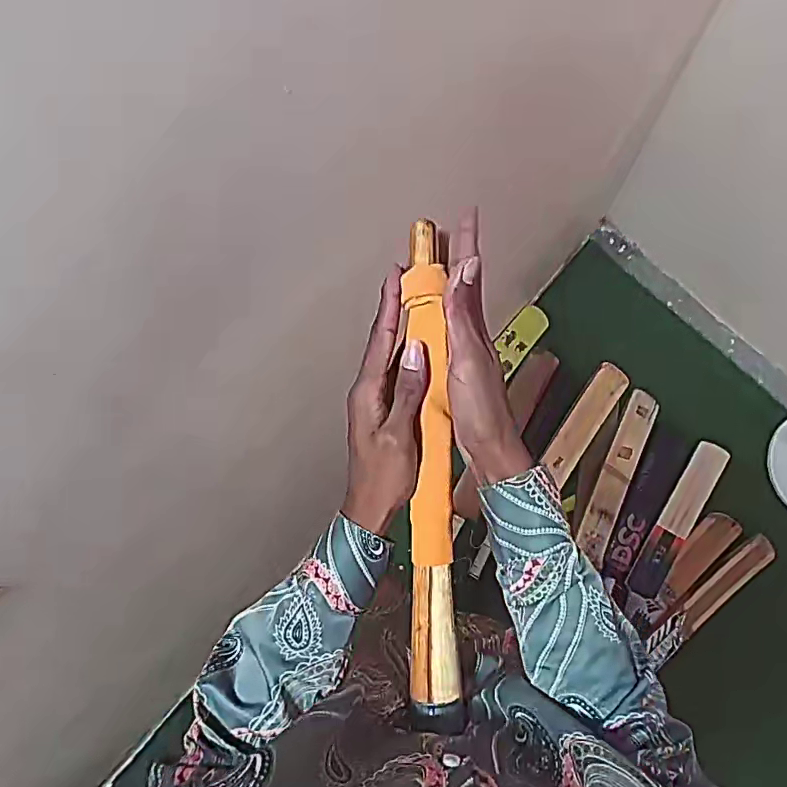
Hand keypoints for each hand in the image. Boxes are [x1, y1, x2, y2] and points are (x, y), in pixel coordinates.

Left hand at [342, 270, 428, 534]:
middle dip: (394, 311)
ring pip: (389, 358)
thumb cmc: (382, 479)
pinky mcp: (384, 414)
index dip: (389, 308)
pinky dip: (407, 359)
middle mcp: (367, 393)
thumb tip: (415, 352)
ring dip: (402, 332)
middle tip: (407, 281)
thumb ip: (407, 392)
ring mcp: (374, 403)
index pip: (380, 341)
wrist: (370, 508)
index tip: (397, 277)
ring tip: (414, 306)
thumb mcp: (398, 434)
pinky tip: (419, 353)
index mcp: (367, 393)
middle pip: (383, 343)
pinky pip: (396, 377)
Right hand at [444, 209, 533, 485]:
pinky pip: (446, 336)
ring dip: (445, 286)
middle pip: (462, 289)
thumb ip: (463, 316)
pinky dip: (438, 319)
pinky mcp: (458, 373)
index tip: (463, 216)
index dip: (466, 246)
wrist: (490, 450)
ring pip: (454, 311)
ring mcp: (466, 356)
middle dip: (453, 259)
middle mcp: (472, 339)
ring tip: (435, 267)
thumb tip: (466, 268)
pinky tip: (434, 321)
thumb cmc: (482, 413)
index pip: (469, 278)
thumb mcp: (468, 360)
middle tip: (442, 234)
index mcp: (474, 330)